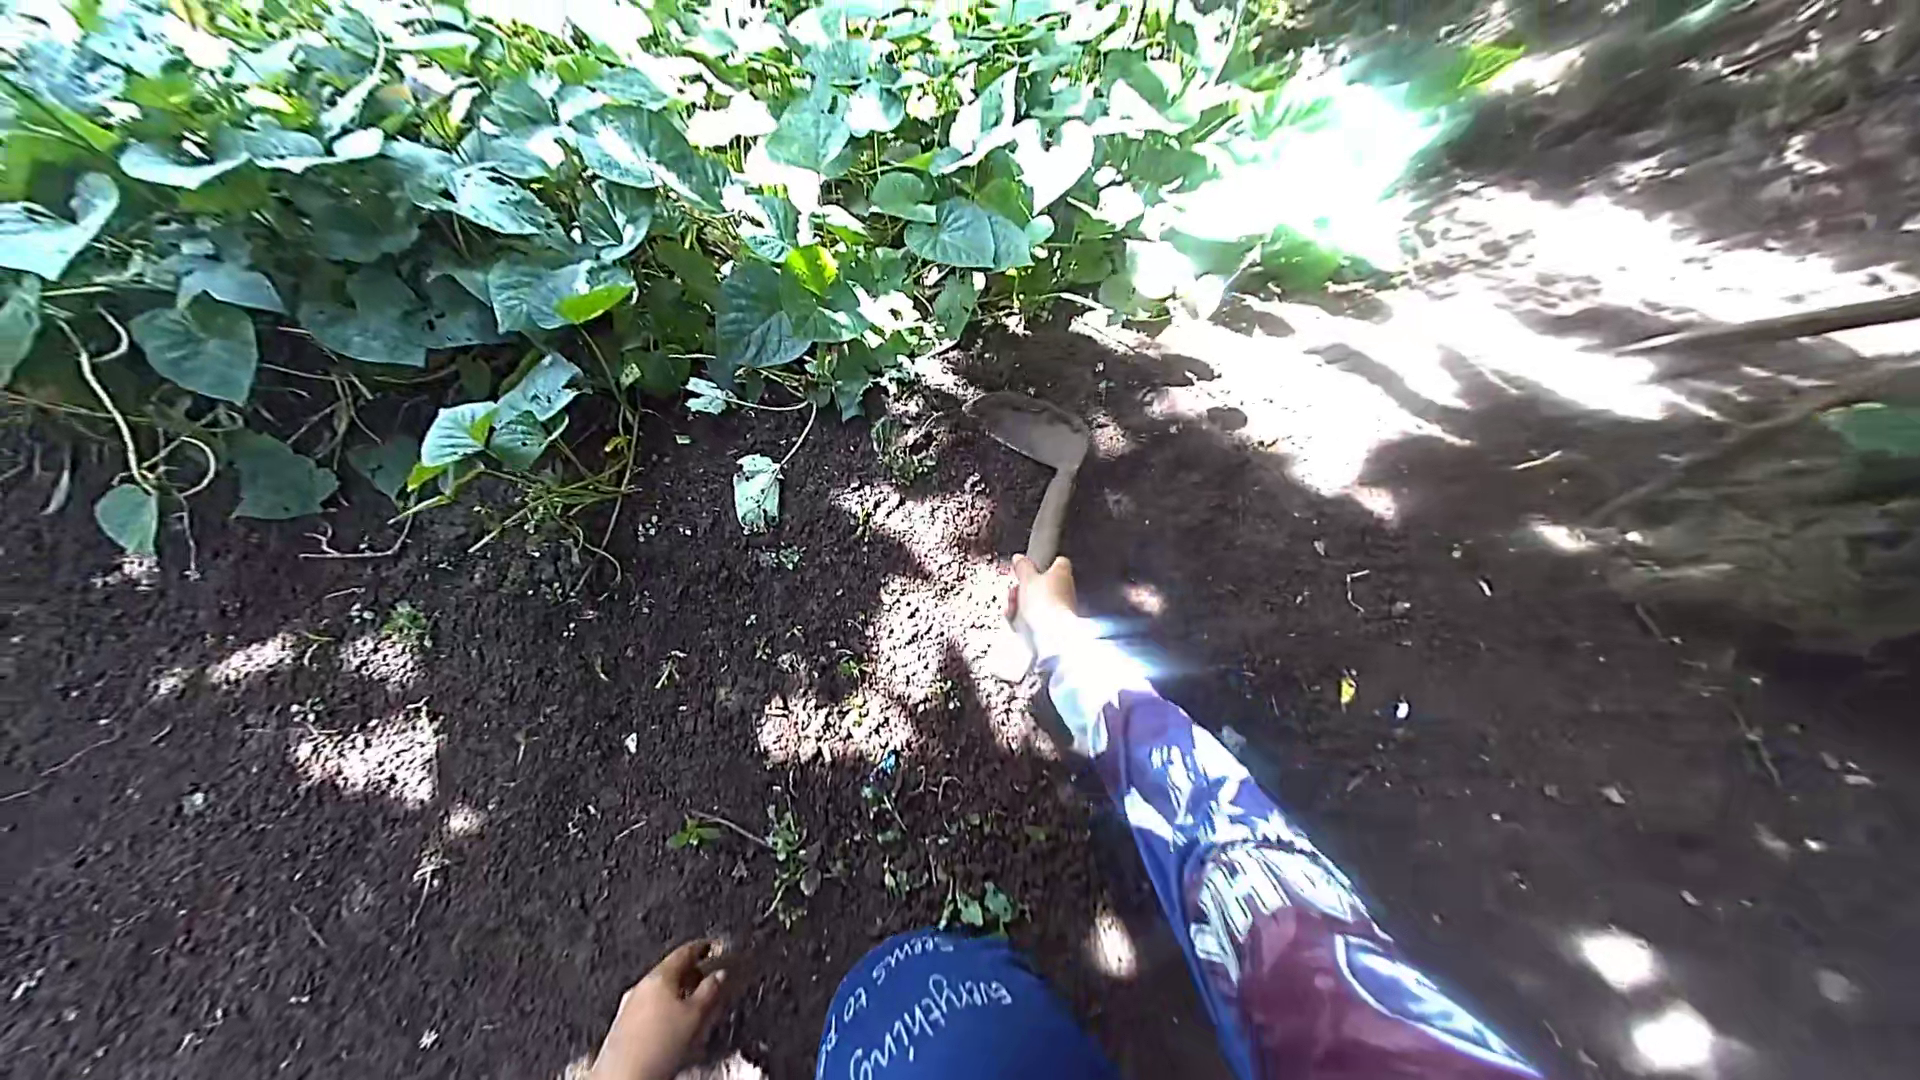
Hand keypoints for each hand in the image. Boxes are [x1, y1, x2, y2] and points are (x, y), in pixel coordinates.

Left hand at [589, 940, 730, 1079]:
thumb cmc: (658, 1047)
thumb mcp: (695, 1016)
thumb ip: (710, 990)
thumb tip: (719, 975)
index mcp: (658, 976)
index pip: (684, 952)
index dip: (701, 948)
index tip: (711, 947)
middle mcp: (640, 987)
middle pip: (670, 972)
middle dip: (690, 975)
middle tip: (705, 979)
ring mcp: (627, 1009)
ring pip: (658, 993)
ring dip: (676, 995)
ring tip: (691, 1007)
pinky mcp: (620, 1030)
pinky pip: (648, 1011)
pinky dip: (663, 1012)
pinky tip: (670, 1027)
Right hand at [1008, 554, 1079, 648]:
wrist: (1051, 638)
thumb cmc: (1044, 604)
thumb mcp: (1027, 579)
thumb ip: (1023, 567)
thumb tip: (1019, 558)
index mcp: (1062, 575)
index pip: (1057, 562)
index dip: (1042, 563)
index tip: (1028, 567)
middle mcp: (1065, 592)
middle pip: (1040, 584)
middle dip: (1023, 588)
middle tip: (1015, 591)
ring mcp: (1058, 611)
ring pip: (1034, 603)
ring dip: (1019, 605)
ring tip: (1012, 609)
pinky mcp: (1051, 628)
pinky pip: (1032, 620)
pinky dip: (1021, 620)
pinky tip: (1014, 622)